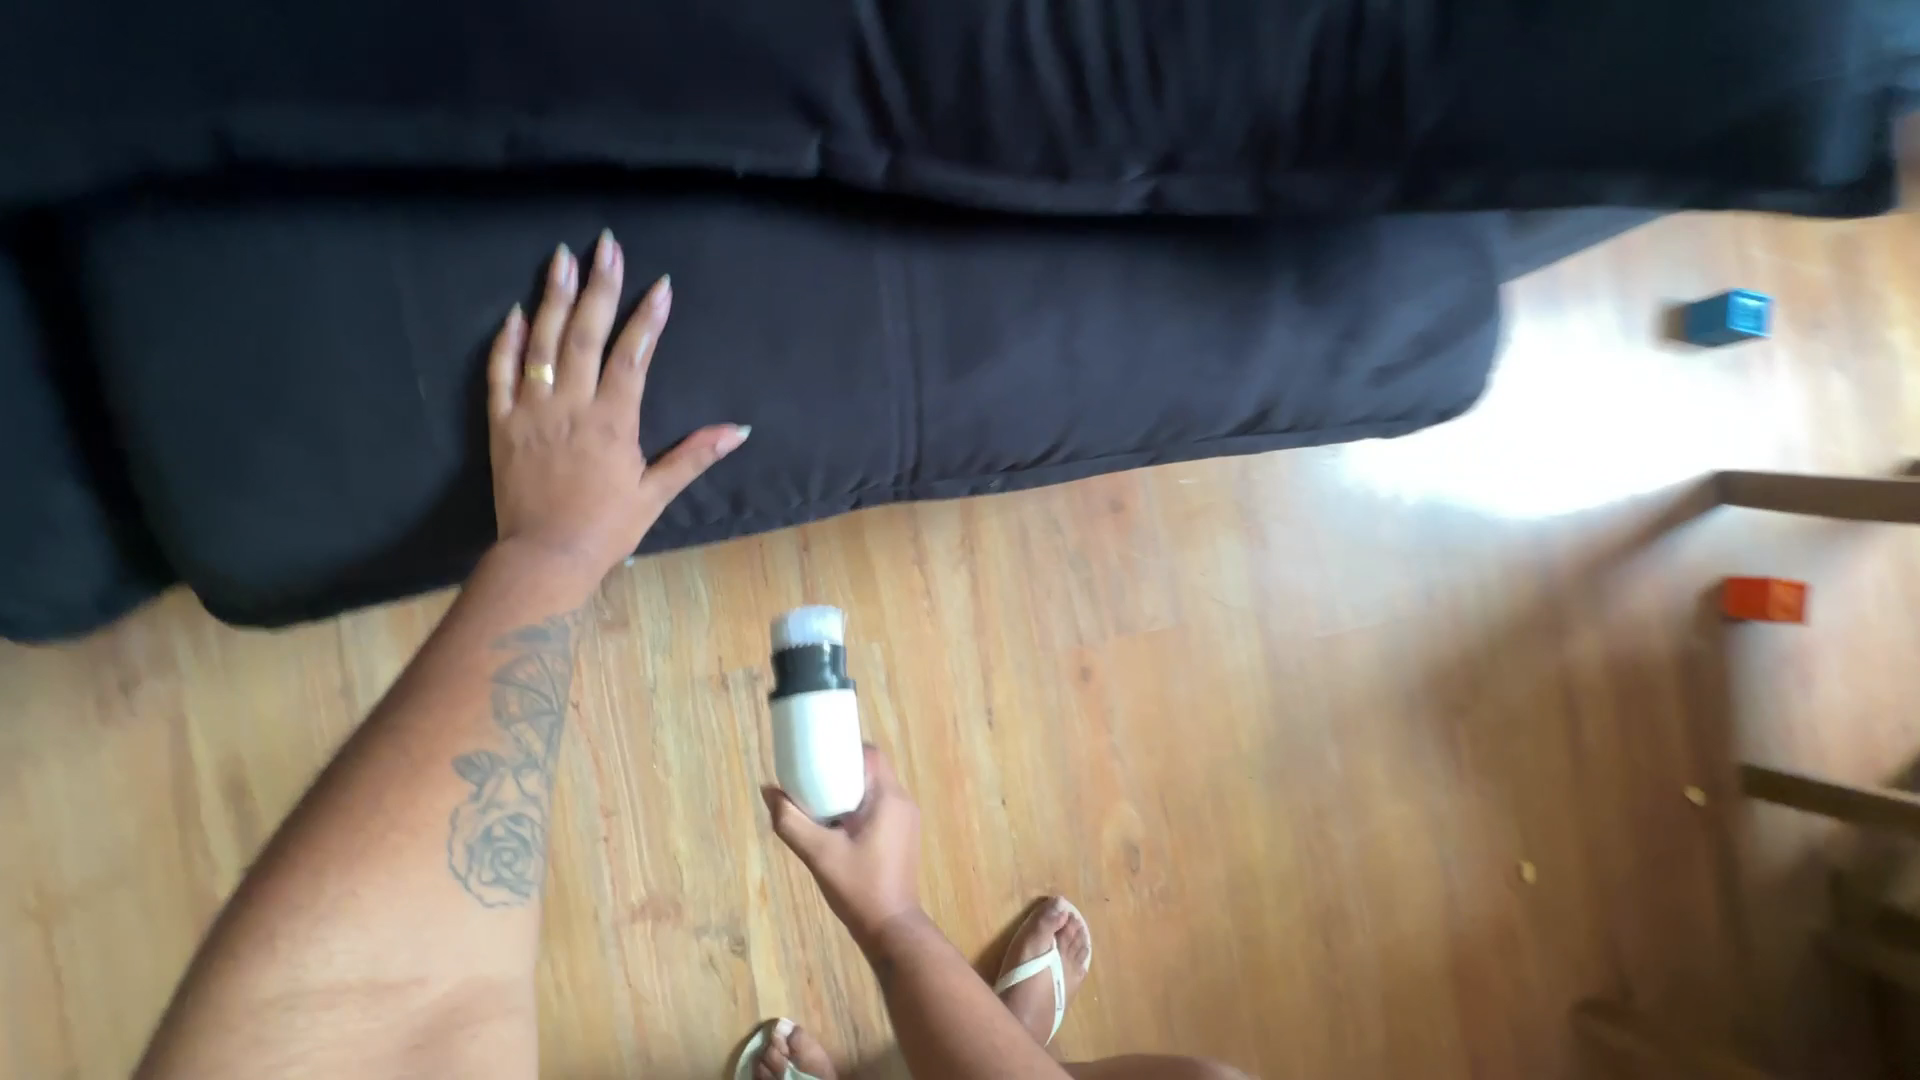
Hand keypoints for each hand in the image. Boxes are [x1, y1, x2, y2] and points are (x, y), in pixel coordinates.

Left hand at [487, 232, 749, 581]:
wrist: (544, 556)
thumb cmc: (607, 527)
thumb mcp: (656, 494)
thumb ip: (694, 456)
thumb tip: (740, 430)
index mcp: (613, 421)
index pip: (632, 356)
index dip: (647, 318)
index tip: (660, 284)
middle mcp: (571, 406)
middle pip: (585, 335)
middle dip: (599, 287)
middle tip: (606, 245)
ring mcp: (532, 411)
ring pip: (540, 343)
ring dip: (552, 297)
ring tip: (562, 257)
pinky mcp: (502, 423)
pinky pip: (500, 373)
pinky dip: (506, 340)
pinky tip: (515, 311)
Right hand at [764, 746, 922, 947]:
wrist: (891, 928)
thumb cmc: (858, 887)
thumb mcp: (818, 854)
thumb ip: (791, 822)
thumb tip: (768, 791)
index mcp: (889, 797)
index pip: (871, 754)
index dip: (845, 749)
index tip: (819, 756)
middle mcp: (902, 801)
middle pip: (872, 770)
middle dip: (843, 770)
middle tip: (813, 779)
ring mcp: (906, 819)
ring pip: (875, 790)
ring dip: (850, 790)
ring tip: (820, 800)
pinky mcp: (903, 835)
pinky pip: (881, 807)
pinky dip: (860, 806)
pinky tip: (838, 824)